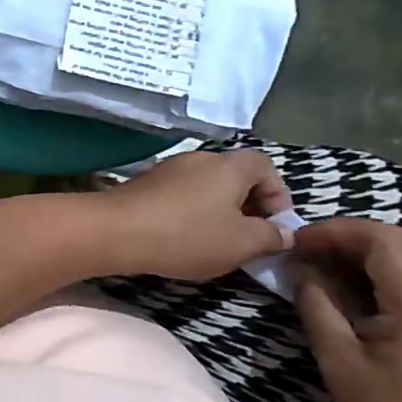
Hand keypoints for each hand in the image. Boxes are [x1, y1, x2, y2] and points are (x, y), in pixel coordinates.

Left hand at [95, 150, 293, 279]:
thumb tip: (284, 232)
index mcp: (228, 165)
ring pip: (207, 185)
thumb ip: (271, 237)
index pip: (265, 165)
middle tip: (248, 238)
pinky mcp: (146, 183)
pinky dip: (192, 211)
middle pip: (235, 174)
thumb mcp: (242, 243)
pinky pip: (181, 193)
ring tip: (217, 242)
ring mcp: (168, 168)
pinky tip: (184, 237)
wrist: (116, 229)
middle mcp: (198, 158)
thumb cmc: (187, 234)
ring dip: (219, 210)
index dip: (278, 194)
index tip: (274, 226)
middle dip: (249, 205)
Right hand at [291, 218, 401, 401]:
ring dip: (372, 259)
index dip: (336, 230)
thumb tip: (301, 267)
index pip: (383, 239)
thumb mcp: (338, 359)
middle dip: (352, 239)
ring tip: (330, 274)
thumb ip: (317, 303)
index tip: (297, 241)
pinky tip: (366, 302)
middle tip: (309, 253)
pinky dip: (393, 280)